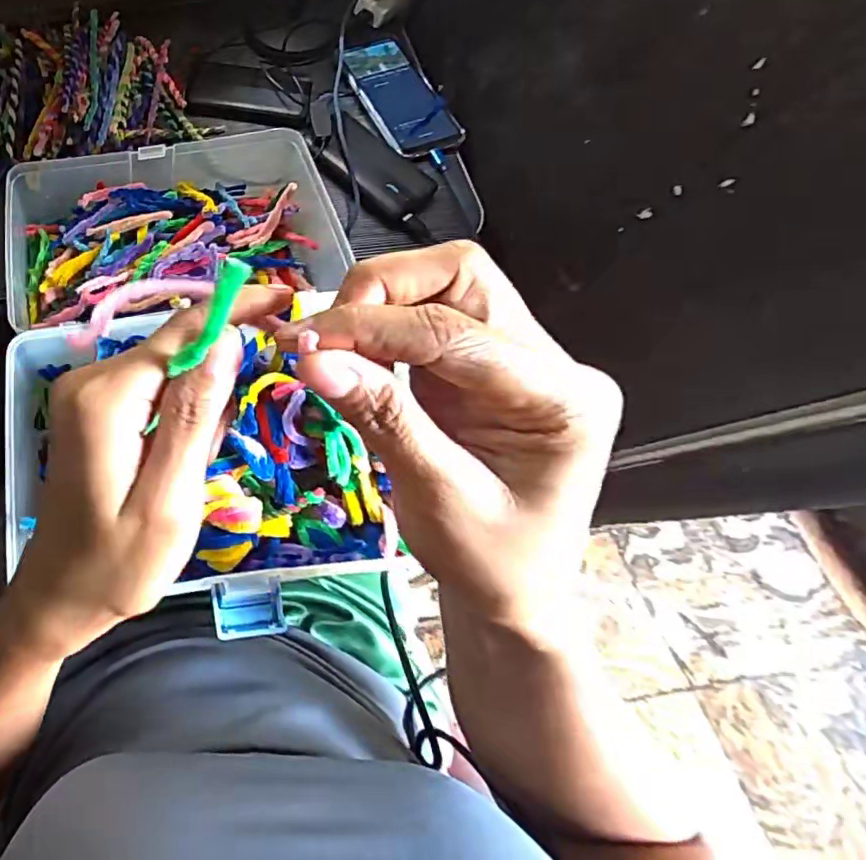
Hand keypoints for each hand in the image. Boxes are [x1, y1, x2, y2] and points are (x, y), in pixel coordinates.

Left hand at [11, 286, 292, 657]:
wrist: (58, 594)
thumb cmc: (116, 565)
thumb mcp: (169, 499)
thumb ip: (195, 416)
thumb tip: (226, 338)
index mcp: (107, 396)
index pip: (183, 330)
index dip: (237, 309)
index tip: (287, 300)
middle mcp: (89, 379)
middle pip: (176, 350)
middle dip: (215, 385)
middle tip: (216, 452)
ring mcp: (86, 391)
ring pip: (169, 373)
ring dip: (196, 412)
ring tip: (188, 473)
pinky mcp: (91, 407)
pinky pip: (152, 393)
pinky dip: (177, 421)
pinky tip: (171, 467)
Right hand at [279, 242, 621, 630]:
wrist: (512, 589)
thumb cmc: (490, 560)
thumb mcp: (435, 495)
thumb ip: (380, 416)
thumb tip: (314, 359)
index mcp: (561, 397)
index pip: (452, 331)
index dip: (369, 329)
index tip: (304, 344)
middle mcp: (547, 361)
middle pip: (458, 275)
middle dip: (379, 293)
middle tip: (324, 337)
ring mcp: (514, 356)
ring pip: (438, 283)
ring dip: (375, 303)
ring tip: (331, 347)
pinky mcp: (479, 362)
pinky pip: (424, 315)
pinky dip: (378, 325)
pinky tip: (351, 353)